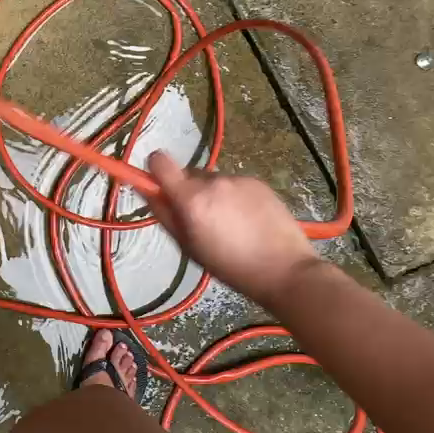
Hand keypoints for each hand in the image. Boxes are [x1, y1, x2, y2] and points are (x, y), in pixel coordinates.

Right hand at [141, 151, 321, 306]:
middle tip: (203, 219)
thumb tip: (145, 190)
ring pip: (212, 180)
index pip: (159, 161)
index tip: (162, 188)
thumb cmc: (231, 267)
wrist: (287, 272)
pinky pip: (235, 184)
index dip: (156, 171)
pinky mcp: (258, 181)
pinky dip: (235, 196)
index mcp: (190, 198)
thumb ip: (164, 214)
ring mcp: (237, 179)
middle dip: (188, 191)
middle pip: (187, 174)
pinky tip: (249, 220)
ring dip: (213, 194)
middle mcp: (211, 180)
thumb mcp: (188, 247)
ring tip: (231, 223)